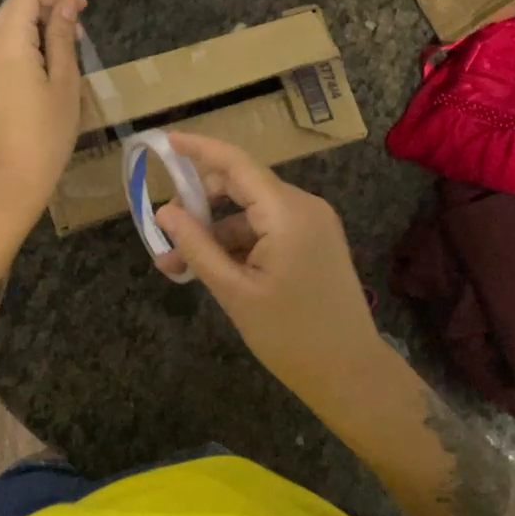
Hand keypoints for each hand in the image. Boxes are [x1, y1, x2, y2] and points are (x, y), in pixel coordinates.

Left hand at [0, 0, 86, 217]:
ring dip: (40, 26)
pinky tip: (50, 66)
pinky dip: (29, 43)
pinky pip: (6, 46)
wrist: (14, 177)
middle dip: (49, 7)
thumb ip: (62, 37)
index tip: (83, 12)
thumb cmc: (47, 132)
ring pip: (10, 25)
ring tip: (69, 50)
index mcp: (8, 43)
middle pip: (15, 5)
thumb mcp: (65, 81)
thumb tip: (66, 5)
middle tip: (80, 33)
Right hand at [154, 132, 380, 400]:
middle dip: (200, 205)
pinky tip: (211, 269)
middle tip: (166, 232)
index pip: (236, 164)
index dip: (199, 149)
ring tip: (178, 265)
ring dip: (215, 232)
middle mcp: (303, 207)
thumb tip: (164, 212)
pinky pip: (266, 229)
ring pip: (250, 212)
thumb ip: (197, 246)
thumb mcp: (234, 291)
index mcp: (287, 212)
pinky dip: (237, 243)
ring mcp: (312, 224)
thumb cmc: (290, 335)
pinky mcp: (313, 242)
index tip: (166, 142)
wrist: (350, 374)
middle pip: (241, 186)